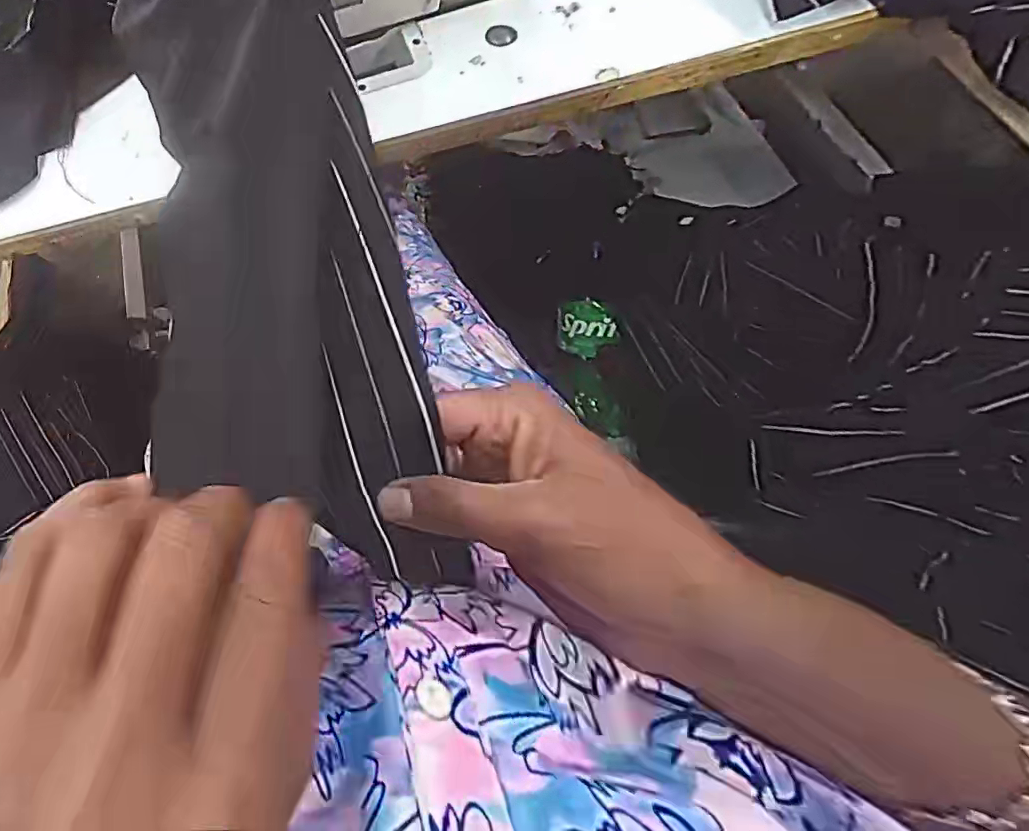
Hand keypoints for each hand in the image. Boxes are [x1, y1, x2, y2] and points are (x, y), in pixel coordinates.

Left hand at [0, 478, 323, 830]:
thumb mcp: (267, 792)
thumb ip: (292, 678)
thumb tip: (286, 562)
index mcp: (220, 784)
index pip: (263, 602)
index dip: (283, 531)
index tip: (286, 516)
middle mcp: (123, 745)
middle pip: (182, 551)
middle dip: (221, 506)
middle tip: (230, 511)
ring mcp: (32, 718)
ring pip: (98, 538)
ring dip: (150, 505)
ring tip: (168, 516)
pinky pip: (24, 557)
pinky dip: (78, 511)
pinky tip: (111, 513)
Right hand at [378, 384, 764, 665]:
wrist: (687, 618)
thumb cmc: (622, 548)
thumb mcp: (533, 519)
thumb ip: (453, 504)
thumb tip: (383, 494)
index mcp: (512, 414)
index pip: (432, 411)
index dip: (390, 434)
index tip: (343, 461)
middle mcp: (501, 440)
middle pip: (429, 446)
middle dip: (393, 471)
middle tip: (340, 497)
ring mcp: (501, 484)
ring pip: (436, 484)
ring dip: (406, 504)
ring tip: (353, 519)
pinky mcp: (504, 524)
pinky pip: (453, 518)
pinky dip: (427, 529)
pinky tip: (388, 540)